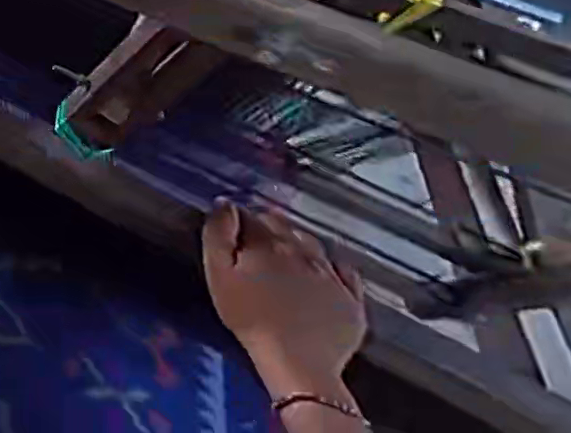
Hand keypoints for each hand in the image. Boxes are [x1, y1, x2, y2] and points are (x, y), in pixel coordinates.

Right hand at [203, 202, 365, 393]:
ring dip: (295, 243)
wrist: (297, 365)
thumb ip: (217, 232)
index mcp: (267, 241)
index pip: (248, 215)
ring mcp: (331, 274)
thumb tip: (225, 204)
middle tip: (253, 248)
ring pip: (310, 242)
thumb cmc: (249, 317)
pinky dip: (331, 265)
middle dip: (264, 227)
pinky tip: (322, 274)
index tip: (229, 234)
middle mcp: (302, 249)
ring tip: (283, 260)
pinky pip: (344, 269)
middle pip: (280, 224)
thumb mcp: (218, 272)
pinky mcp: (352, 300)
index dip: (235, 220)